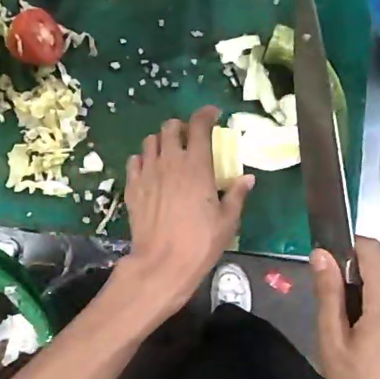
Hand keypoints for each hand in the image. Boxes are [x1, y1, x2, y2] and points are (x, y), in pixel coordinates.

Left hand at [121, 106, 254, 315]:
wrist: (161, 263)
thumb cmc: (200, 242)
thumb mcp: (228, 221)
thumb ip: (237, 195)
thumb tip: (247, 179)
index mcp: (196, 165)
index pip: (199, 126)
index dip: (206, 114)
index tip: (213, 115)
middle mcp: (170, 162)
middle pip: (170, 127)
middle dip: (182, 127)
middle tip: (190, 138)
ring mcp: (147, 172)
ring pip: (150, 141)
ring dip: (162, 141)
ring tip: (170, 153)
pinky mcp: (132, 186)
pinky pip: (135, 161)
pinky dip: (144, 159)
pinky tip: (152, 171)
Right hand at [311, 236, 379, 378]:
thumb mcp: (333, 341)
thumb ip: (328, 294)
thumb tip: (321, 255)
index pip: (372, 249)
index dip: (347, 247)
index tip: (324, 263)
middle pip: (374, 273)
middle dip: (347, 282)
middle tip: (324, 314)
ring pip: (379, 294)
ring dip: (356, 303)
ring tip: (338, 337)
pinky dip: (369, 317)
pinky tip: (356, 348)